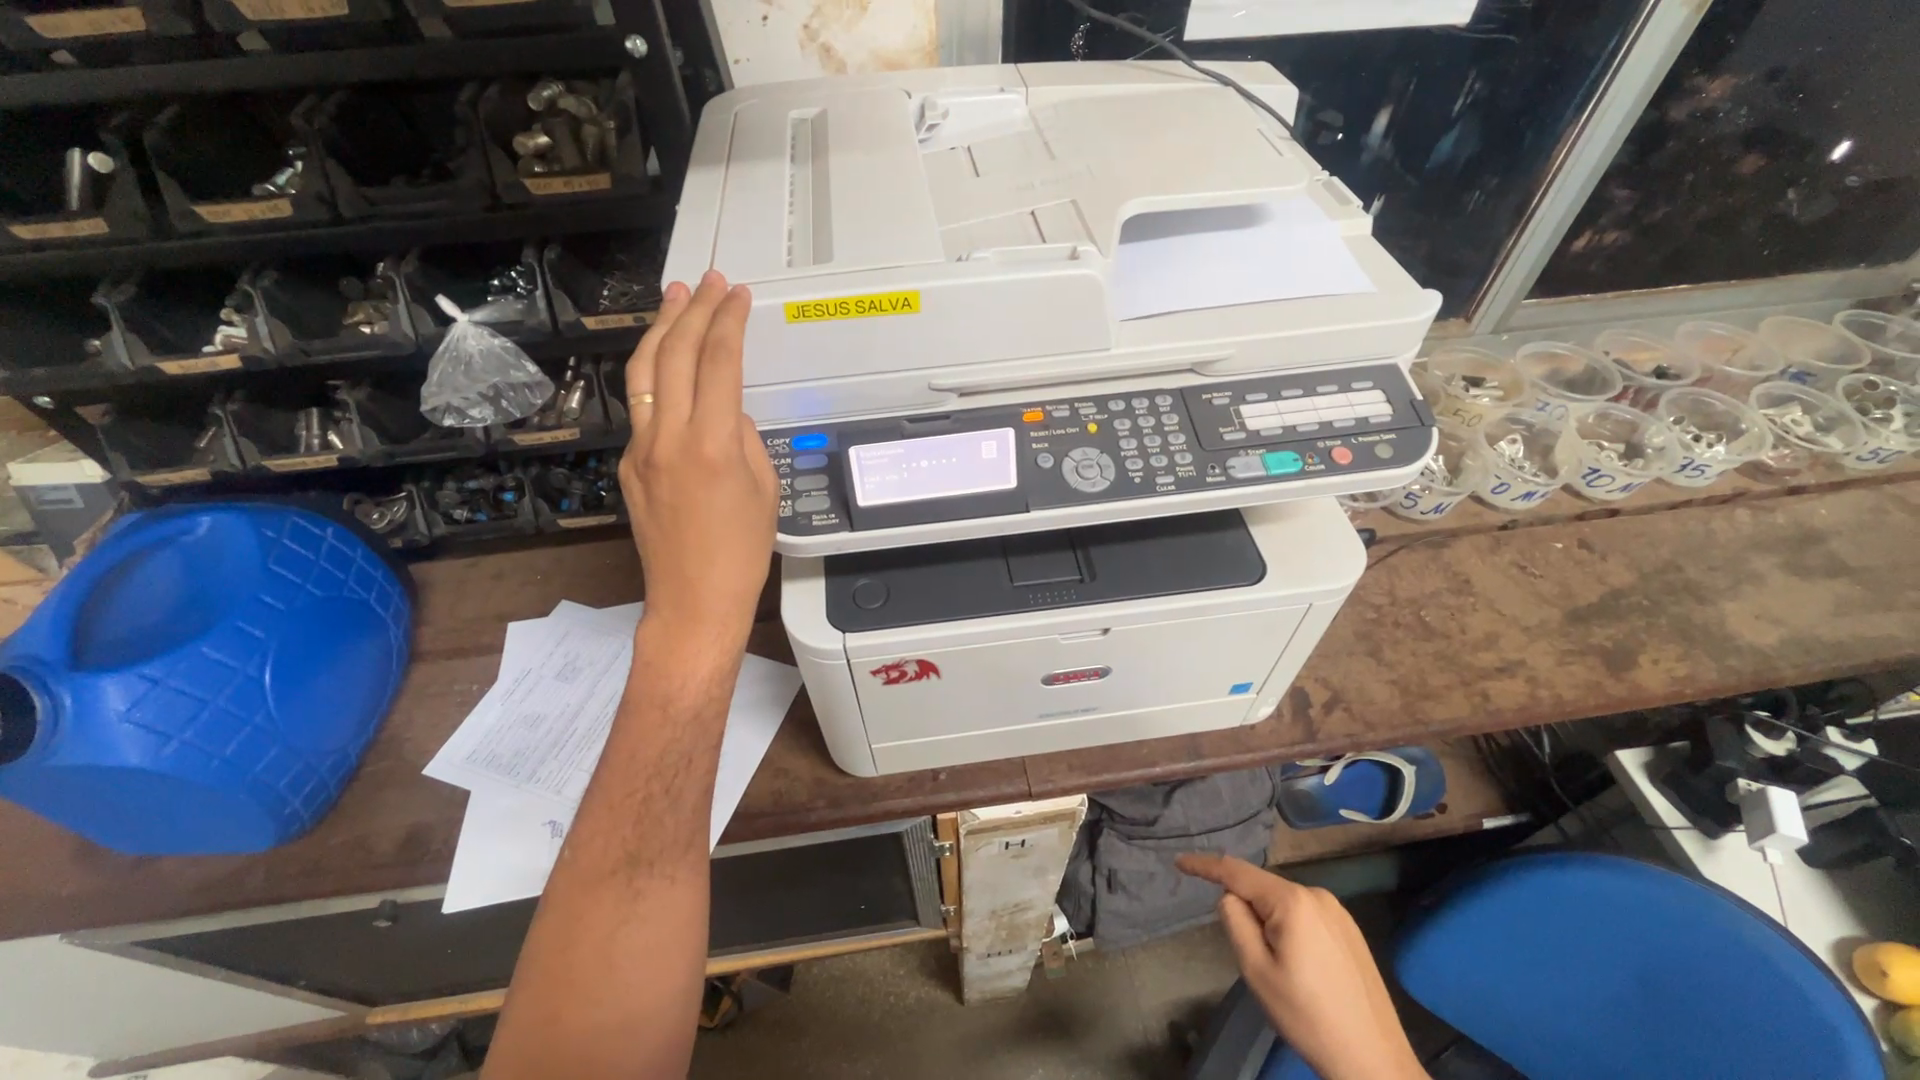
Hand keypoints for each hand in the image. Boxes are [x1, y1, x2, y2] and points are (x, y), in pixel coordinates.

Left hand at [620, 270, 777, 642]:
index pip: (718, 363)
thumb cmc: (742, 553)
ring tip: (674, 297)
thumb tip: (725, 410)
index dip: (728, 322)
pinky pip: (641, 408)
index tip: (736, 295)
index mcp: (711, 444)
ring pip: (644, 372)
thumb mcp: (763, 489)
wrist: (693, 601)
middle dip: (693, 311)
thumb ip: (743, 438)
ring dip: (660, 329)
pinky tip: (669, 363)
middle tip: (708, 282)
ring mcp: (640, 450)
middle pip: (675, 354)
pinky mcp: (628, 466)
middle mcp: (668, 438)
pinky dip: (656, 374)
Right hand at [1177, 854, 1428, 1079]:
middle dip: (1246, 911)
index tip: (1178, 862)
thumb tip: (1230, 897)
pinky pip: (1305, 917)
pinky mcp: (1350, 931)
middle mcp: (1317, 895)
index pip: (1237, 872)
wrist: (1372, 1058)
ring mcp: (1338, 912)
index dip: (1205, 866)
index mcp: (1292, 901)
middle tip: (1251, 960)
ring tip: (1280, 972)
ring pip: (1284, 905)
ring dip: (1268, 924)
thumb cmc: (1306, 1015)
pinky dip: (1289, 930)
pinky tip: (1301, 969)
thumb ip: (1235, 922)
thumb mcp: (1256, 971)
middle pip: (1262, 890)